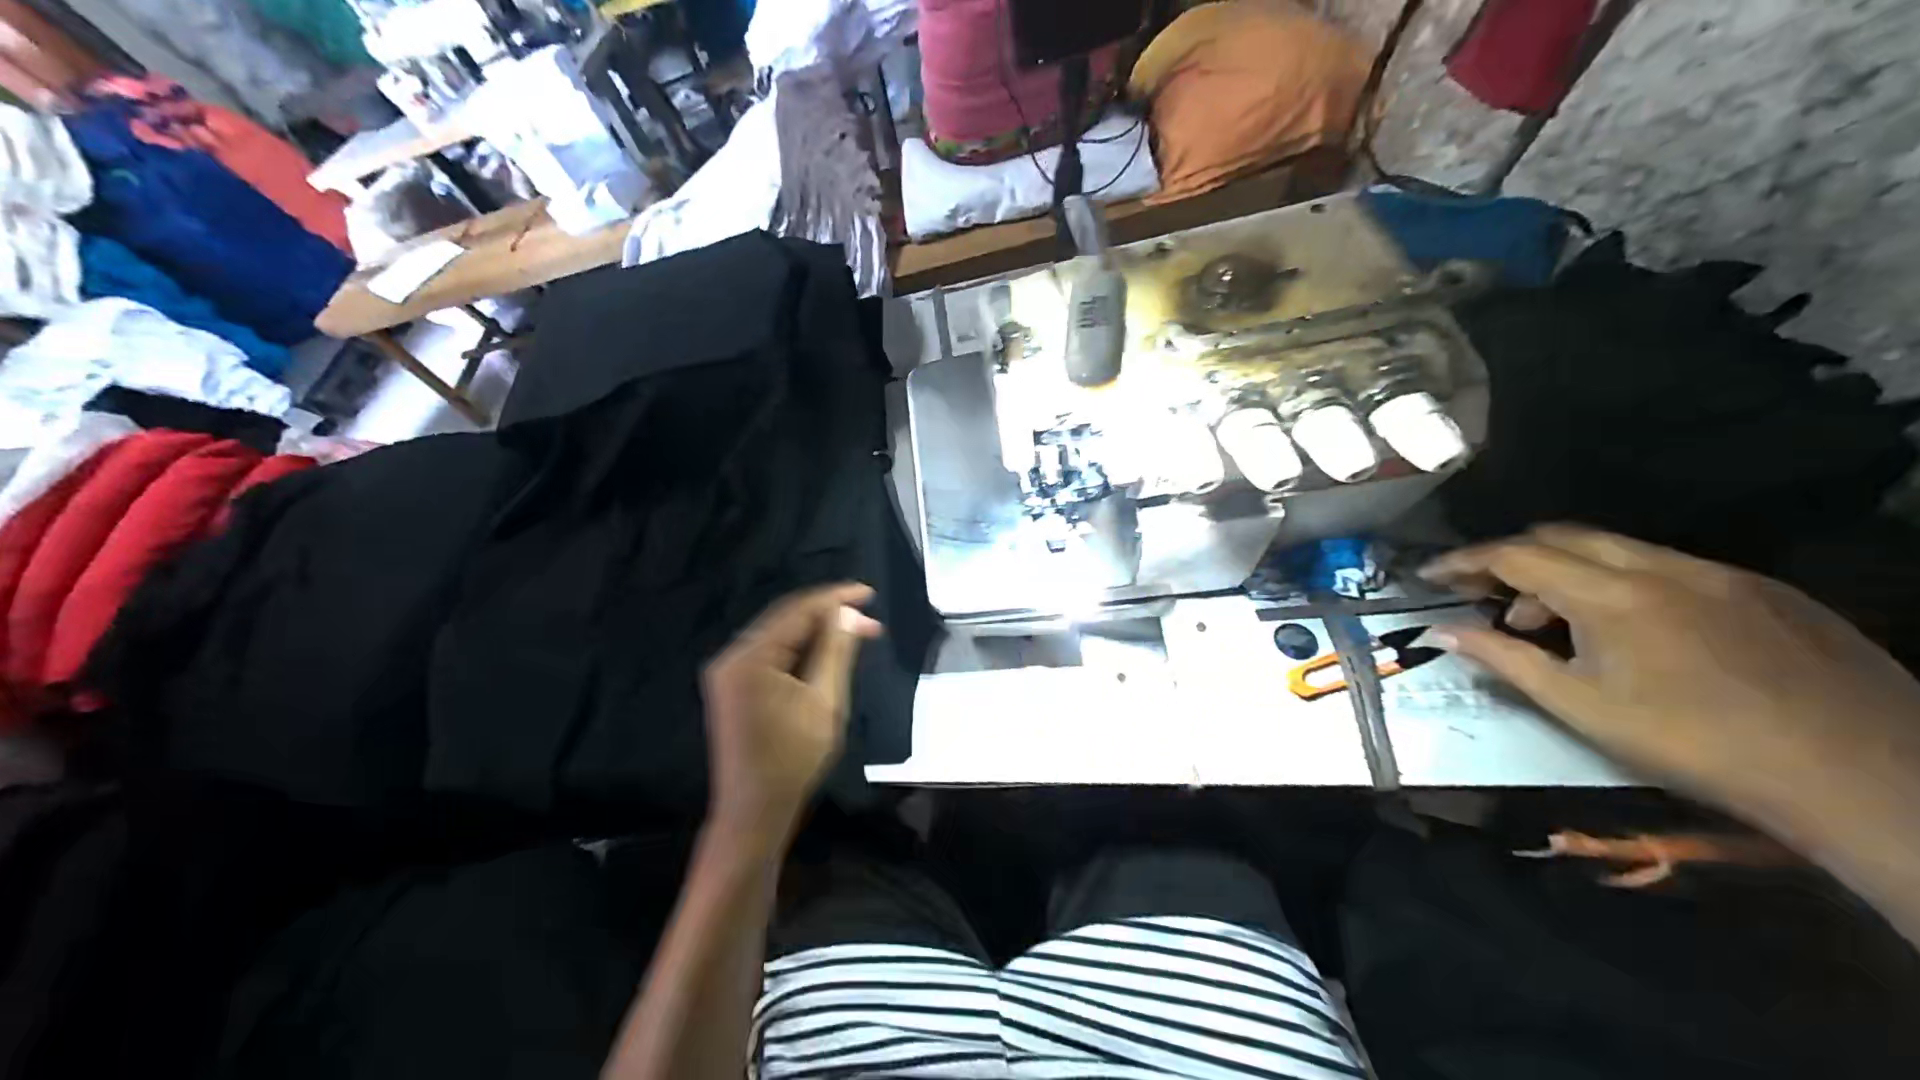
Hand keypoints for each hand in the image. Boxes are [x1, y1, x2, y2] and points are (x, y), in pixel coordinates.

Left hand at [701, 584, 882, 839]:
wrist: (753, 811)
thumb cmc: (792, 760)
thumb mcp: (824, 702)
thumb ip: (835, 651)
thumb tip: (848, 613)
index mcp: (749, 658)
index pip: (796, 611)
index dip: (834, 598)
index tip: (868, 593)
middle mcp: (731, 657)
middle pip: (785, 620)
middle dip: (828, 615)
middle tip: (869, 620)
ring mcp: (728, 673)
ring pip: (779, 637)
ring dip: (816, 633)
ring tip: (855, 634)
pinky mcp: (733, 688)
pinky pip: (770, 655)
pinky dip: (800, 650)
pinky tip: (825, 653)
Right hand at [1419, 525, 1919, 822]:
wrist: (1866, 777)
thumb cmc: (1696, 745)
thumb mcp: (1580, 707)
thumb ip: (1504, 659)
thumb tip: (1440, 631)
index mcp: (1613, 595)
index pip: (1515, 554)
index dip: (1463, 561)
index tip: (1429, 574)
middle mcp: (1663, 566)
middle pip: (1562, 536)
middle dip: (1511, 558)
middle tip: (1484, 596)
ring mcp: (1721, 574)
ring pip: (1616, 548)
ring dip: (1565, 572)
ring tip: (1553, 624)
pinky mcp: (1765, 591)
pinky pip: (1667, 566)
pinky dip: (1621, 582)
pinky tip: (1630, 632)